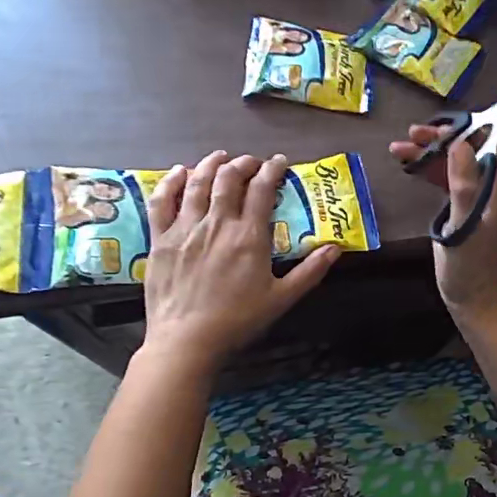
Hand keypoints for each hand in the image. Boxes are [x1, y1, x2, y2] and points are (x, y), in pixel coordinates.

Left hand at [140, 151, 339, 371]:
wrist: (186, 340)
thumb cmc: (237, 321)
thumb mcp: (281, 299)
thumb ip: (309, 272)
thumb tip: (335, 248)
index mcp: (248, 236)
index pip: (262, 189)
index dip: (272, 170)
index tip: (278, 163)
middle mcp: (217, 223)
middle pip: (229, 178)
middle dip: (243, 163)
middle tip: (252, 163)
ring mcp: (185, 228)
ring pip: (198, 182)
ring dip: (211, 164)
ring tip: (220, 156)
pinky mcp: (161, 239)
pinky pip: (163, 201)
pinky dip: (172, 182)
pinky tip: (179, 173)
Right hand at [388, 124, 496, 318]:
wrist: (471, 298)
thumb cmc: (470, 265)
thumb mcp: (464, 225)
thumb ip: (463, 186)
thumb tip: (459, 144)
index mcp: (493, 189)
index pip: (490, 143)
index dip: (470, 127)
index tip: (441, 124)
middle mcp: (484, 189)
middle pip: (466, 150)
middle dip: (441, 138)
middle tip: (411, 134)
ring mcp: (470, 200)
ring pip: (451, 164)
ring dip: (428, 153)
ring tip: (398, 148)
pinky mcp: (457, 211)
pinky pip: (443, 181)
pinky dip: (427, 171)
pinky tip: (409, 167)